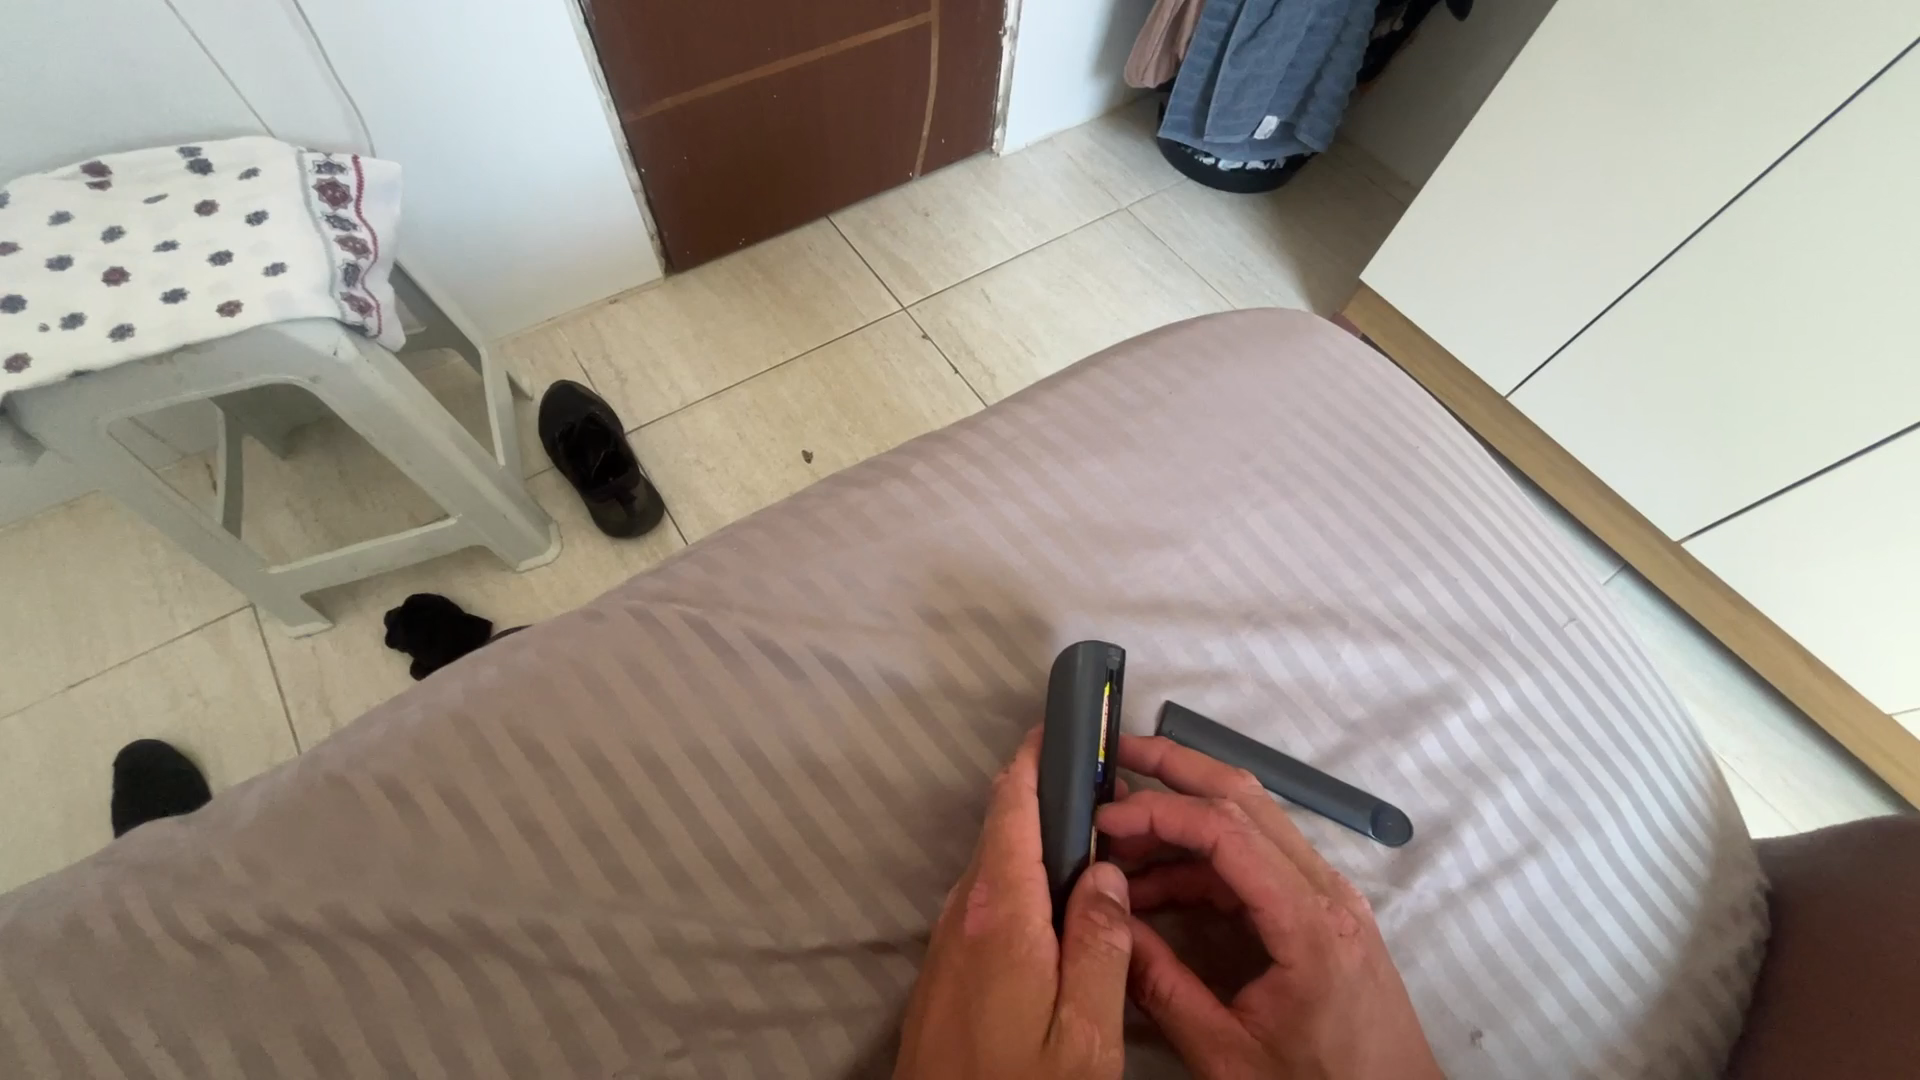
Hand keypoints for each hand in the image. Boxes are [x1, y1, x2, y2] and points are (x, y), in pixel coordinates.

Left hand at [894, 728, 1134, 1079]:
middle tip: (1105, 798)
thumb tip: (1106, 872)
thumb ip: (1100, 945)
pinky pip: (988, 897)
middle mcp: (965, 907)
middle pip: (1005, 827)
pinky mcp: (945, 960)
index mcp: (1001, 909)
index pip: (1011, 805)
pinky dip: (1023, 879)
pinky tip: (1056, 907)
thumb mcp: (1084, 1035)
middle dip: (1048, 798)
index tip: (1060, 728)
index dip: (1033, 758)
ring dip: (1038, 842)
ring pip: (998, 863)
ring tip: (1093, 848)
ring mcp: (949, 934)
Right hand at [1098, 735, 1441, 1079]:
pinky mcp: (1316, 905)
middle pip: (1242, 795)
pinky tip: (1152, 885)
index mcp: (1308, 922)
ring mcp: (1324, 891)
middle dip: (1174, 765)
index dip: (1158, 811)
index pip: (1226, 829)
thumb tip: (1103, 920)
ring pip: (1246, 817)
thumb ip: (1160, 987)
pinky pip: (1249, 858)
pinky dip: (1197, 859)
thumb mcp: (1230, 1057)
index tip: (1103, 819)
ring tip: (1118, 840)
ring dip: (1180, 815)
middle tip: (1115, 752)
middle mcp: (1323, 888)